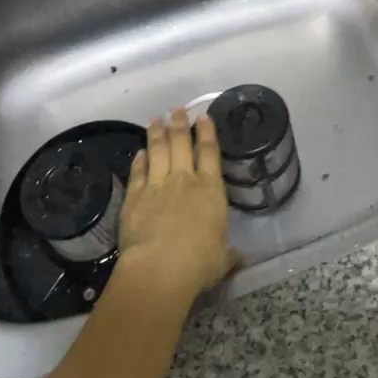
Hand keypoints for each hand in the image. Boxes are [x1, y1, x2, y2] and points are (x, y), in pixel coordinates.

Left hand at [117, 107, 236, 302]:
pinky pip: (138, 171)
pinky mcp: (134, 196)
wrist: (159, 268)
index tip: (203, 116)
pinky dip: (139, 159)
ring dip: (157, 133)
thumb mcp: (223, 259)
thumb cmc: (199, 263)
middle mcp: (184, 180)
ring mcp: (156, 185)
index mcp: (210, 189)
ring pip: (157, 151)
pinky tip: (139, 152)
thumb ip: (230, 254)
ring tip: (156, 119)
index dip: (207, 132)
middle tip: (177, 109)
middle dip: (179, 123)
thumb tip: (243, 258)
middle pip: (181, 143)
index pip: (209, 152)